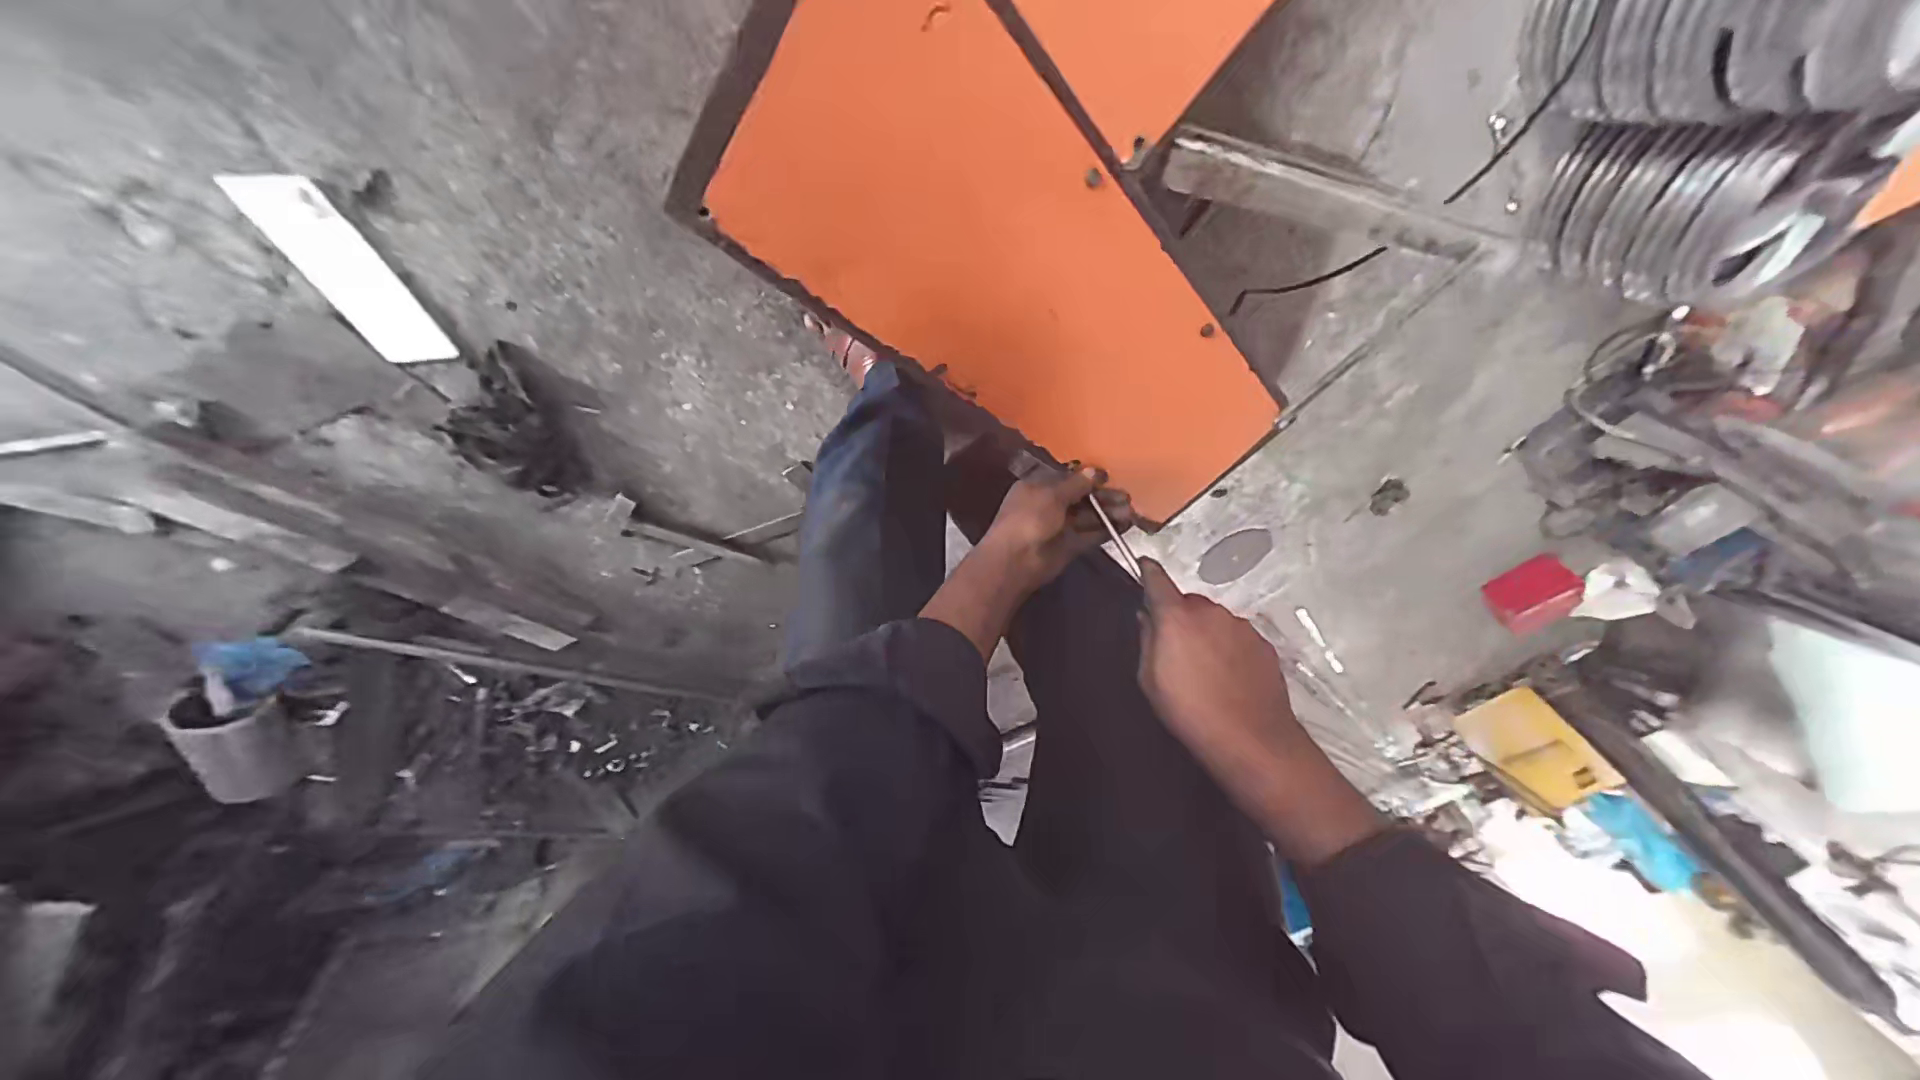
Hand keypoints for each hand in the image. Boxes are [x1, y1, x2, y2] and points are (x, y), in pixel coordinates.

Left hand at [976, 466, 1133, 597]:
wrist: (1016, 560)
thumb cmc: (1029, 518)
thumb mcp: (1051, 495)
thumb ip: (1076, 484)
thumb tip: (1095, 471)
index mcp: (1038, 487)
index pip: (1067, 478)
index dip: (1087, 477)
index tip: (1108, 477)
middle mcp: (1049, 505)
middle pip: (1081, 497)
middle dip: (1102, 496)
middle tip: (1126, 497)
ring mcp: (1060, 526)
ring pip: (1088, 516)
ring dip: (1108, 512)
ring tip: (1130, 511)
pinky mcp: (1069, 546)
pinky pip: (1090, 534)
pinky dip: (1106, 529)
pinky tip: (1124, 525)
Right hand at [1136, 557, 1295, 757]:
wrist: (1251, 739)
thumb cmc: (1188, 710)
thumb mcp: (1149, 679)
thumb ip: (1146, 640)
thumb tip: (1148, 617)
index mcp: (1176, 616)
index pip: (1157, 579)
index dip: (1148, 572)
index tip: (1143, 566)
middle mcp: (1210, 612)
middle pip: (1187, 602)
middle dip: (1178, 617)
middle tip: (1173, 649)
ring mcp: (1241, 626)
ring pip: (1214, 619)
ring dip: (1204, 633)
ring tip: (1204, 670)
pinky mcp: (1263, 644)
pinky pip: (1236, 637)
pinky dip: (1227, 648)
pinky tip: (1227, 677)